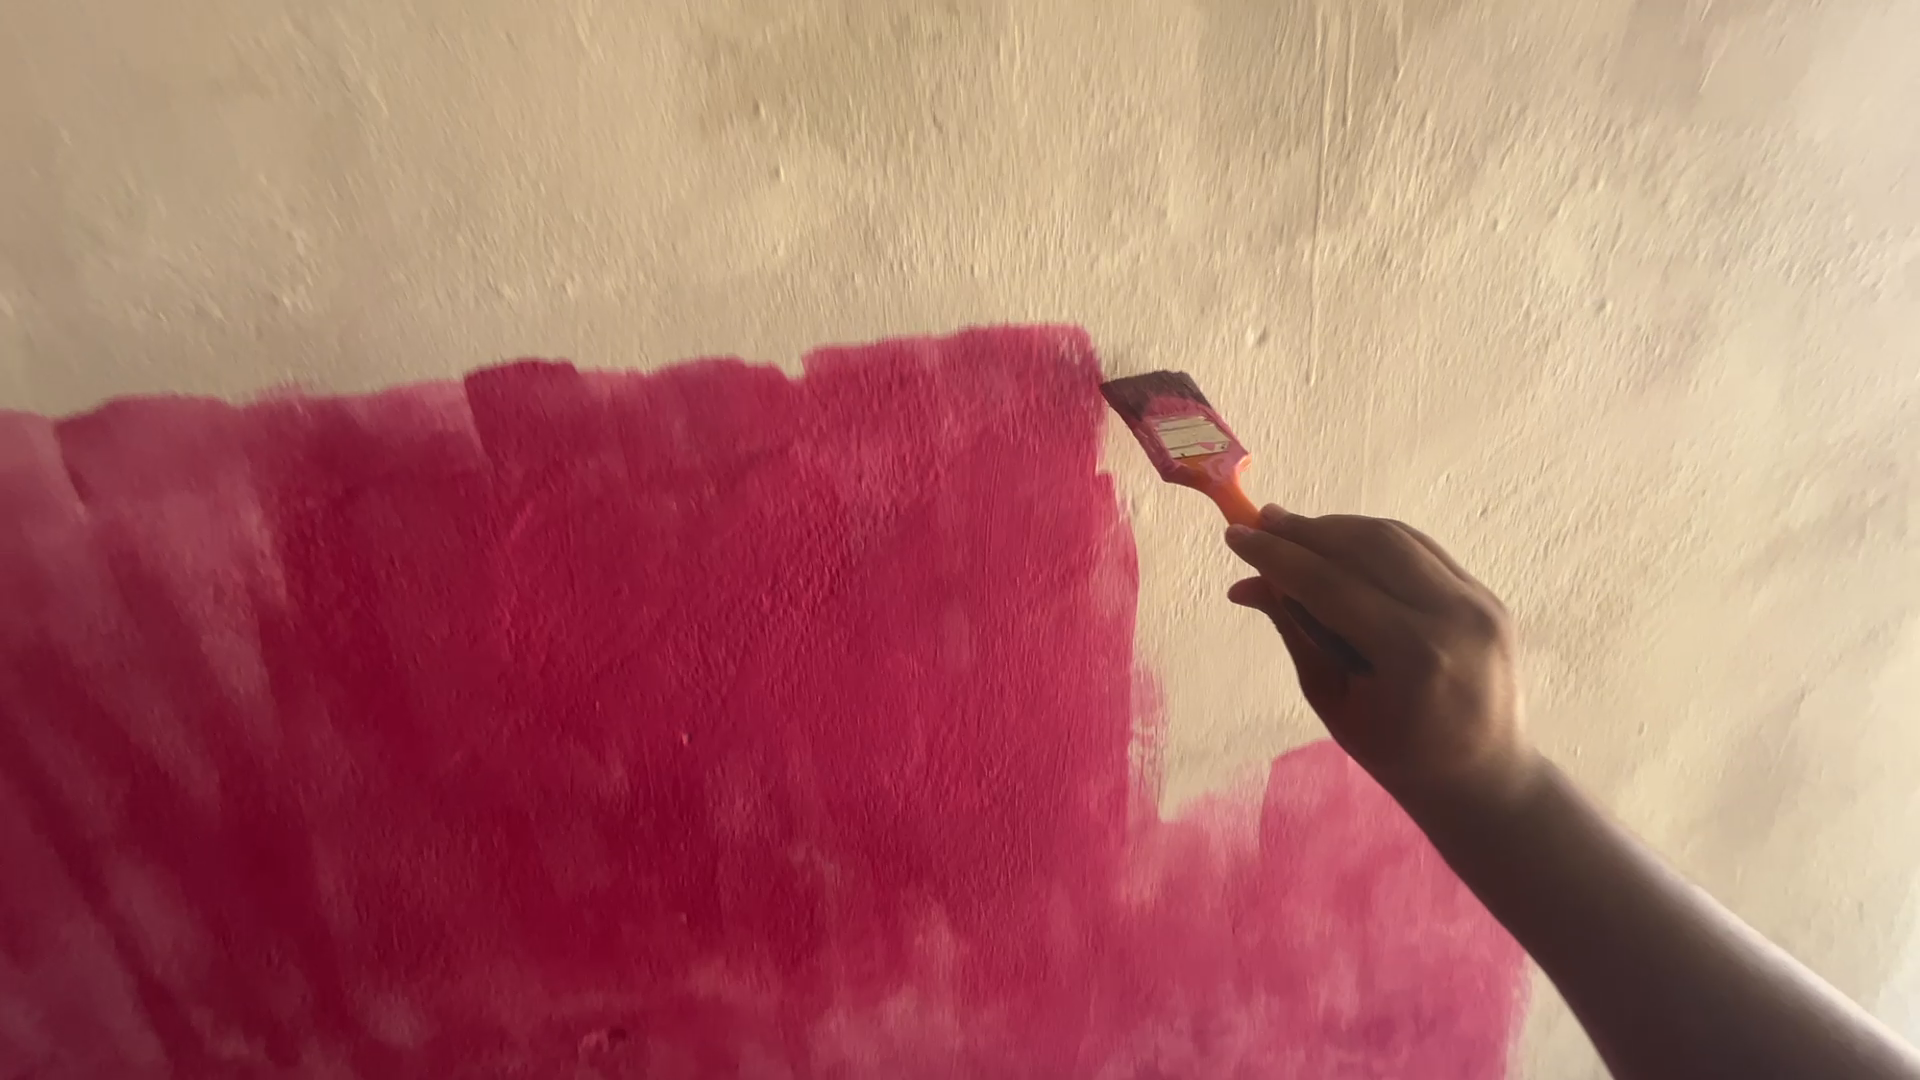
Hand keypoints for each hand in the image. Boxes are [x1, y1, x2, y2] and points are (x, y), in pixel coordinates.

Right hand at [1225, 506, 1537, 807]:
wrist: (1483, 772)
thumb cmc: (1393, 750)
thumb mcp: (1330, 697)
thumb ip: (1294, 630)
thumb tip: (1245, 584)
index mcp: (1414, 656)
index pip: (1329, 584)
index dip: (1275, 556)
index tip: (1234, 536)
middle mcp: (1453, 616)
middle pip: (1366, 546)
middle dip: (1304, 530)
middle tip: (1259, 523)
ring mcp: (1477, 600)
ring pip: (1393, 537)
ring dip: (1334, 527)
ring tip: (1291, 530)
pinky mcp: (1484, 593)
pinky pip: (1417, 547)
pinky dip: (1369, 538)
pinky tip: (1336, 543)